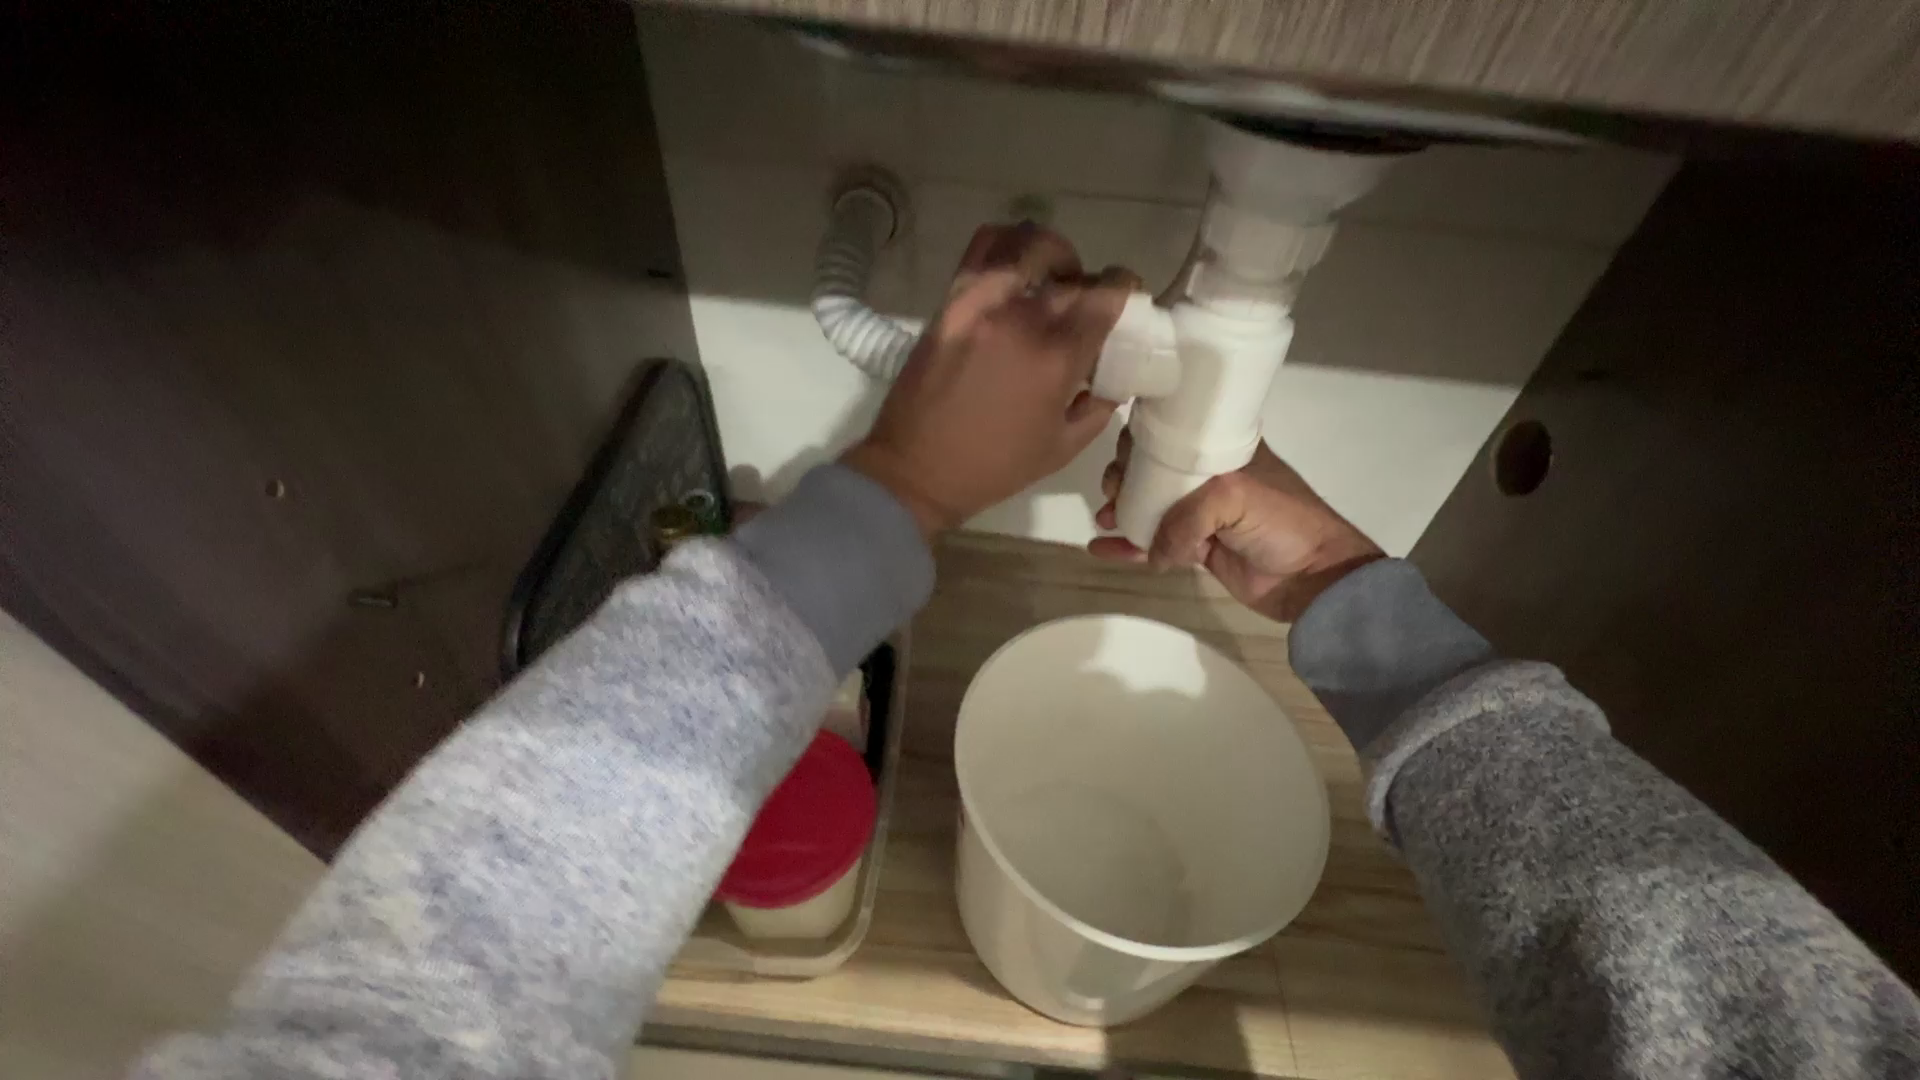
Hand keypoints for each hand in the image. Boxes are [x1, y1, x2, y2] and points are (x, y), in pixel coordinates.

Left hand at [843, 223, 1137, 536]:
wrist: (917, 469)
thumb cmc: (994, 467)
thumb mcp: (1062, 449)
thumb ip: (1098, 409)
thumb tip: (1111, 379)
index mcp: (1056, 357)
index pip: (1105, 295)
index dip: (1124, 288)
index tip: (1124, 296)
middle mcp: (1021, 318)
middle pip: (1072, 274)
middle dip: (1089, 284)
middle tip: (1085, 305)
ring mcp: (980, 302)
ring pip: (1028, 242)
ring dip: (1051, 252)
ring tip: (1051, 276)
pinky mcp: (950, 300)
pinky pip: (983, 248)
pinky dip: (1007, 245)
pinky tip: (1013, 271)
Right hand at [1089, 430, 1384, 621]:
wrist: (1313, 578)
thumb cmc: (1282, 522)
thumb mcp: (1233, 497)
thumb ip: (1184, 518)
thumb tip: (1154, 551)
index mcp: (1222, 450)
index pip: (1172, 435)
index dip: (1141, 441)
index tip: (1121, 454)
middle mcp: (1208, 477)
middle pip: (1152, 470)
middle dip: (1124, 478)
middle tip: (1112, 493)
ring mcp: (1201, 514)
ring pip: (1149, 506)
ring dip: (1122, 511)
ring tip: (1104, 520)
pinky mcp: (1196, 549)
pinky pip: (1154, 545)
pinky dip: (1128, 547)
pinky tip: (1100, 549)